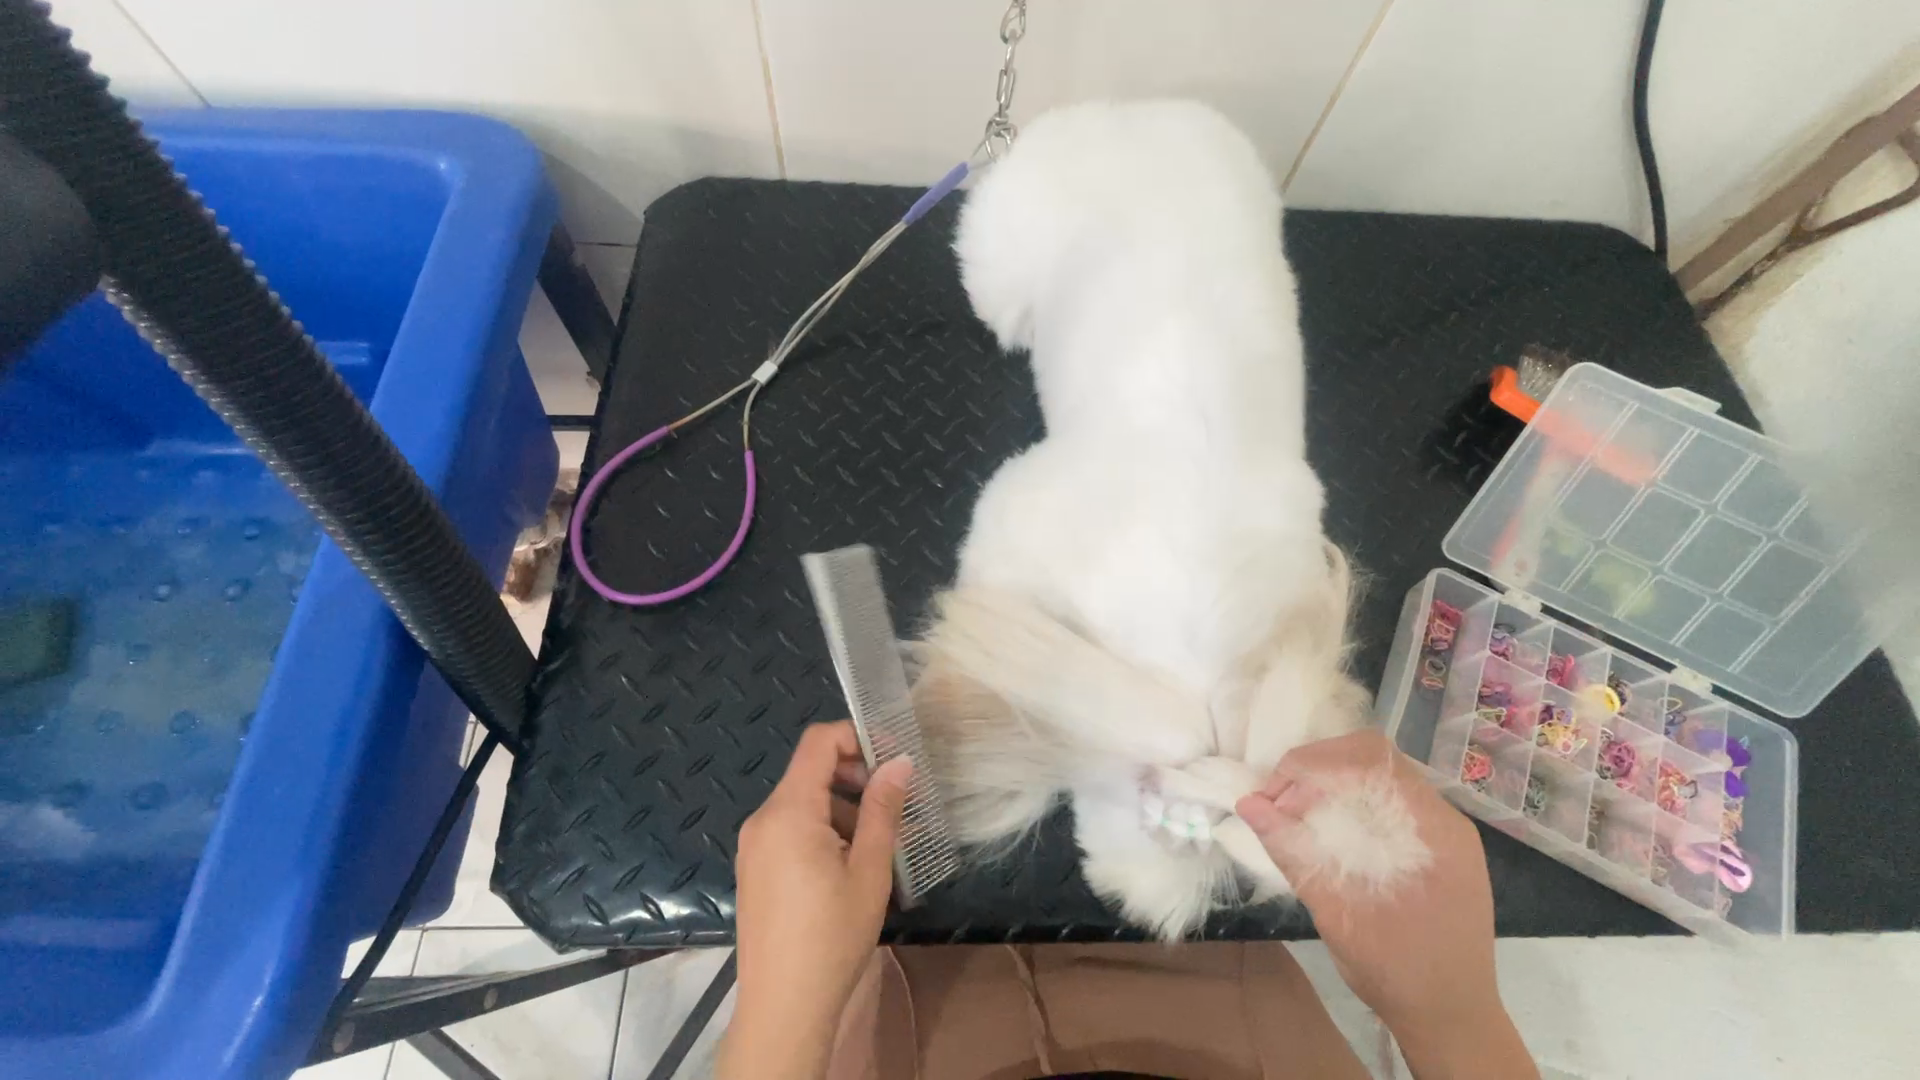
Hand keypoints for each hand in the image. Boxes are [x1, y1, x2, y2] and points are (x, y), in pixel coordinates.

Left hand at [721, 722, 910, 1079]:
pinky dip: (823, 827)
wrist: (782, 1008)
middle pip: (810, 770)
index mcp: (788, 811)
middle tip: (896, 799)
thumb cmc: (832, 935)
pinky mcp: (755, 868)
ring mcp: (754, 845)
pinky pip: (791, 828)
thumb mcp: (869, 869)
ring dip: (843, 804)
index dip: (858, 736)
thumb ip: (883, 808)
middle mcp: (763, 818)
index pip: (818, 742)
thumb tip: (901, 761)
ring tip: (882, 836)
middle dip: (856, 773)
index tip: (895, 756)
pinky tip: (852, 860)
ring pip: (803, 801)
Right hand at [1235, 730, 1535, 1079]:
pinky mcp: (1435, 847)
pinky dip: (1347, 803)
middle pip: (1374, 759)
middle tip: (1281, 803)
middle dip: (1316, 768)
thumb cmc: (1396, 971)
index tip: (1275, 793)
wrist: (1451, 1020)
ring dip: (1329, 783)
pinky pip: (1387, 803)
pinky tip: (1325, 831)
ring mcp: (1443, 833)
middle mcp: (1443, 820)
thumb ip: (1293, 852)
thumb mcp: (1336, 913)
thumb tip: (1247, 804)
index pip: (1370, 759)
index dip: (1313, 762)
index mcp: (1432, 830)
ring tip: (1296, 816)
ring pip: (1378, 776)